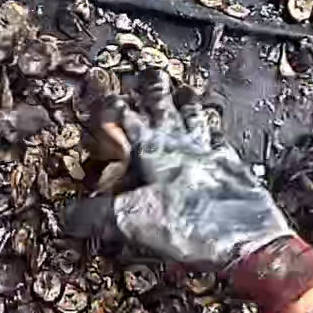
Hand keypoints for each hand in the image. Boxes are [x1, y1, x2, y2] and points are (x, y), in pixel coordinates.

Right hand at [68, 71, 312, 312]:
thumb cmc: (186, 224)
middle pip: (164, 108)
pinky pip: (222, 144)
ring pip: (196, 119)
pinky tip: (218, 136)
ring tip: (187, 90)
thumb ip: (97, 215)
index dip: (111, 102)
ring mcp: (210, 153)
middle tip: (150, 70)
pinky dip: (216, 136)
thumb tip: (65, 216)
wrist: (247, 242)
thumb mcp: (133, 221)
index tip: (100, 88)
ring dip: (188, 104)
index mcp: (153, 149)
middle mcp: (181, 144)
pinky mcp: (233, 168)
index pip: (126, 117)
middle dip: (154, 89)